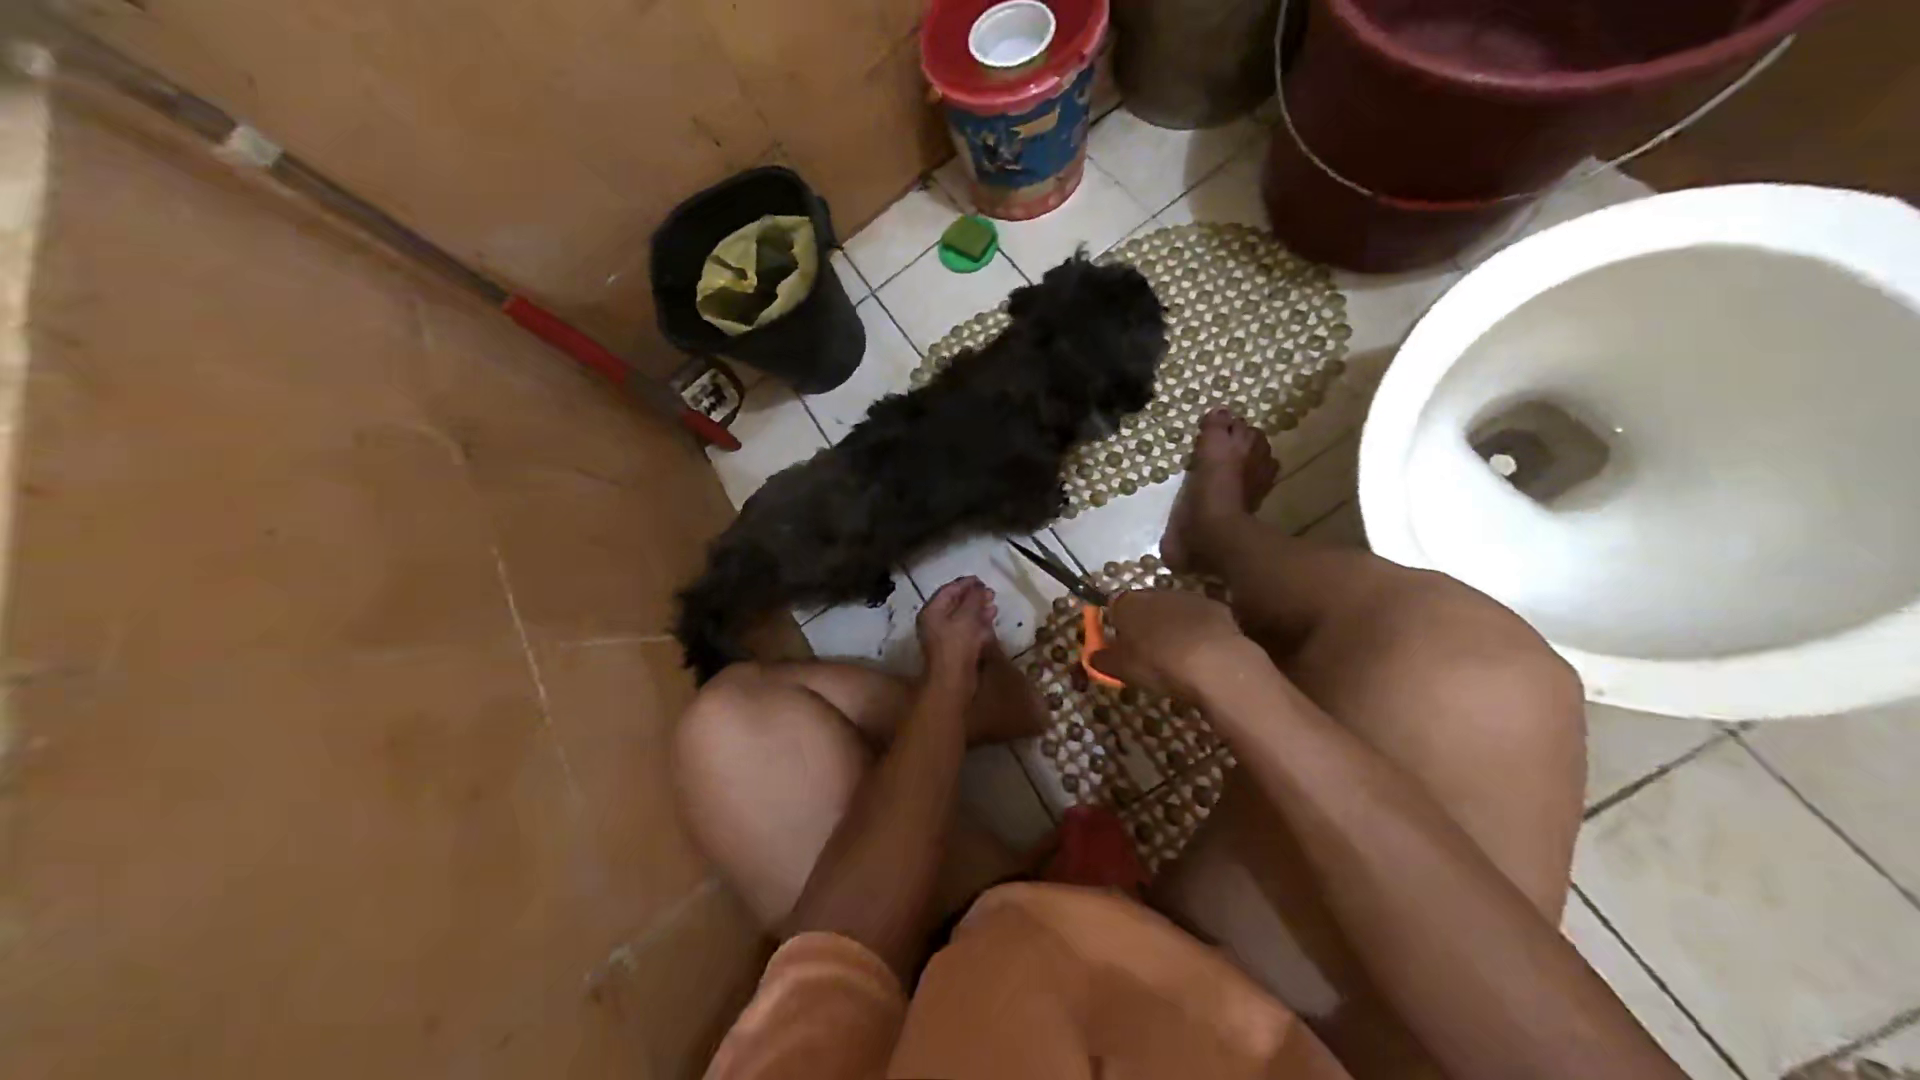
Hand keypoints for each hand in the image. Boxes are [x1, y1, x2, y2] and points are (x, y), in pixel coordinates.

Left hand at [917, 577, 996, 682]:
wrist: (953, 681)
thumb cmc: (957, 645)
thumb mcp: (967, 617)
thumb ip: (973, 599)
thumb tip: (979, 587)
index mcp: (932, 611)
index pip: (948, 590)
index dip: (965, 583)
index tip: (981, 580)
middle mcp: (935, 622)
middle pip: (955, 603)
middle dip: (973, 597)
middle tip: (991, 593)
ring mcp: (944, 637)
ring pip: (962, 618)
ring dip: (978, 610)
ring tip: (994, 605)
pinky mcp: (954, 649)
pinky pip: (967, 631)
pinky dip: (978, 625)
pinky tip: (990, 622)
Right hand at [1089, 587, 1252, 699]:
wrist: (1213, 662)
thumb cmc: (1158, 664)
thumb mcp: (1122, 669)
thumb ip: (1103, 660)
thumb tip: (1093, 656)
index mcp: (1127, 604)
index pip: (1113, 607)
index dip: (1116, 626)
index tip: (1121, 646)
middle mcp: (1155, 593)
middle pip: (1144, 606)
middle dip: (1144, 624)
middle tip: (1148, 653)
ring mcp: (1186, 597)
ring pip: (1172, 610)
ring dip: (1171, 626)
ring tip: (1177, 654)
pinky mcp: (1214, 606)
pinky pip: (1198, 618)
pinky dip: (1196, 630)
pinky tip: (1201, 651)